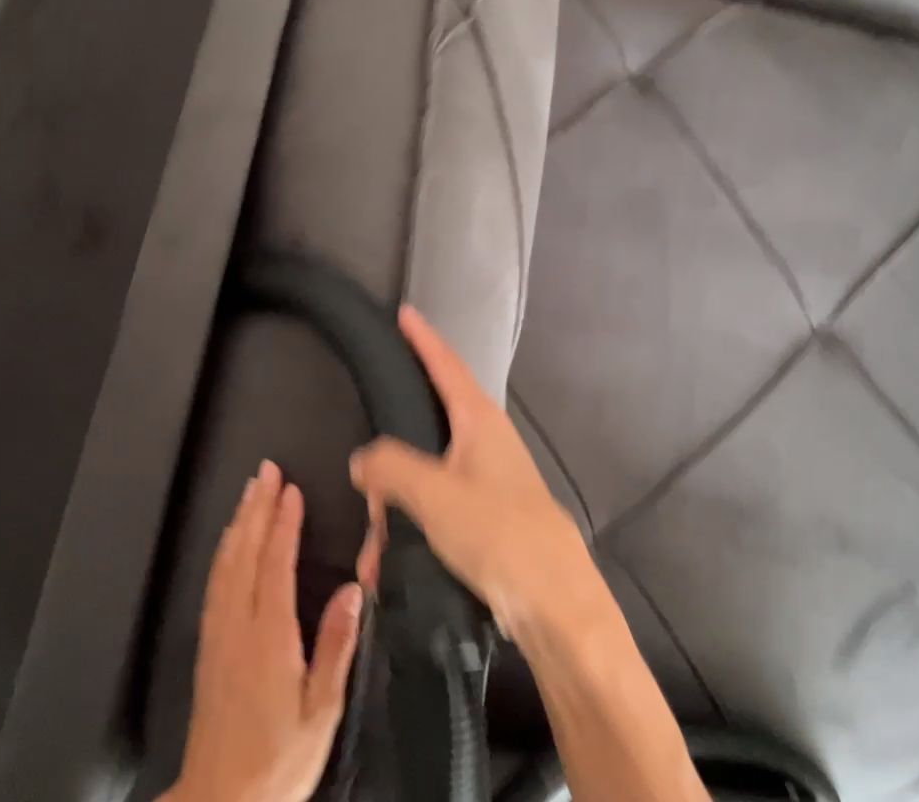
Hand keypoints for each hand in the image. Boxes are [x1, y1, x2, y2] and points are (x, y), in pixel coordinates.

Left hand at [167, 460, 363, 801]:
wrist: (222, 799)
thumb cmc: (281, 759)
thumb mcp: (323, 709)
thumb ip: (336, 645)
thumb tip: (353, 589)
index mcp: (269, 638)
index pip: (275, 564)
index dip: (283, 523)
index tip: (291, 489)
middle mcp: (238, 628)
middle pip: (244, 554)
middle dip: (255, 508)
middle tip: (266, 470)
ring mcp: (218, 636)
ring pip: (224, 565)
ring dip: (237, 523)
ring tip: (249, 492)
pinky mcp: (208, 649)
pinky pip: (214, 585)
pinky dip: (223, 553)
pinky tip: (228, 544)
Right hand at [350, 307, 605, 636]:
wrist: (555, 604)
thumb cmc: (498, 534)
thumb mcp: (433, 493)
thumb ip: (389, 467)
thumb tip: (363, 460)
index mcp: (480, 423)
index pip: (447, 366)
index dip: (424, 340)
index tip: (406, 313)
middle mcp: (487, 446)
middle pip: (422, 436)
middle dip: (387, 474)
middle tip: (368, 503)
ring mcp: (489, 485)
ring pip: (422, 486)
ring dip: (394, 518)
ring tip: (377, 560)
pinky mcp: (488, 522)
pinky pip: (435, 518)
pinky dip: (411, 539)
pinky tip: (391, 573)